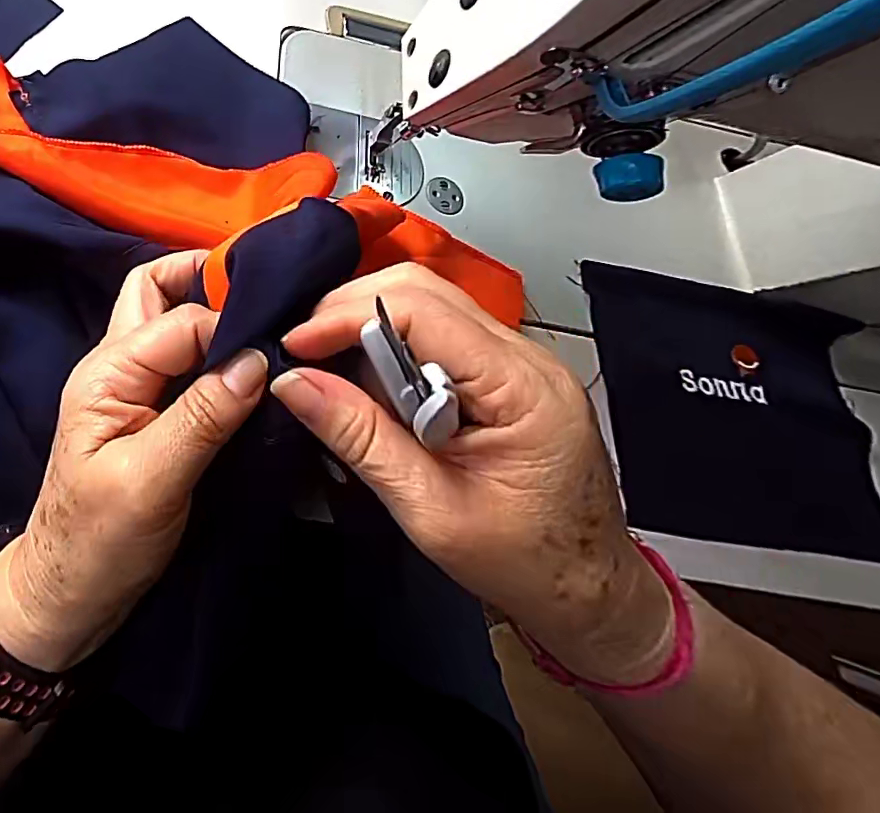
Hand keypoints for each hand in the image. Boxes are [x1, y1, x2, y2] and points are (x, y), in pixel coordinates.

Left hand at [0, 251, 269, 671]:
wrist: (68, 587)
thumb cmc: (98, 540)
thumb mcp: (150, 480)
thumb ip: (201, 417)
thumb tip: (256, 360)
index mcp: (107, 372)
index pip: (179, 320)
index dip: (231, 320)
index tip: (286, 336)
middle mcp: (115, 366)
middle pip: (154, 292)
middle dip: (204, 280)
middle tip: (269, 295)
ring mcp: (130, 387)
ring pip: (167, 323)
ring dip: (212, 313)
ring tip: (270, 325)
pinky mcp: (147, 412)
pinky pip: (180, 362)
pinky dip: (214, 353)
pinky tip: (252, 366)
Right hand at [270, 263, 674, 684]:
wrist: (588, 591)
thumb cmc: (524, 562)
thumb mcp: (428, 508)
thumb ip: (359, 437)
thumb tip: (292, 383)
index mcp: (521, 389)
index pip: (419, 311)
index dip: (344, 318)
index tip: (295, 347)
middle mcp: (522, 358)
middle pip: (419, 289)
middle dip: (347, 310)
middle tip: (304, 353)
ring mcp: (511, 361)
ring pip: (420, 301)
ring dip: (361, 324)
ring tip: (327, 368)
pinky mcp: (493, 372)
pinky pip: (427, 330)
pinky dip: (381, 344)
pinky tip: (363, 381)